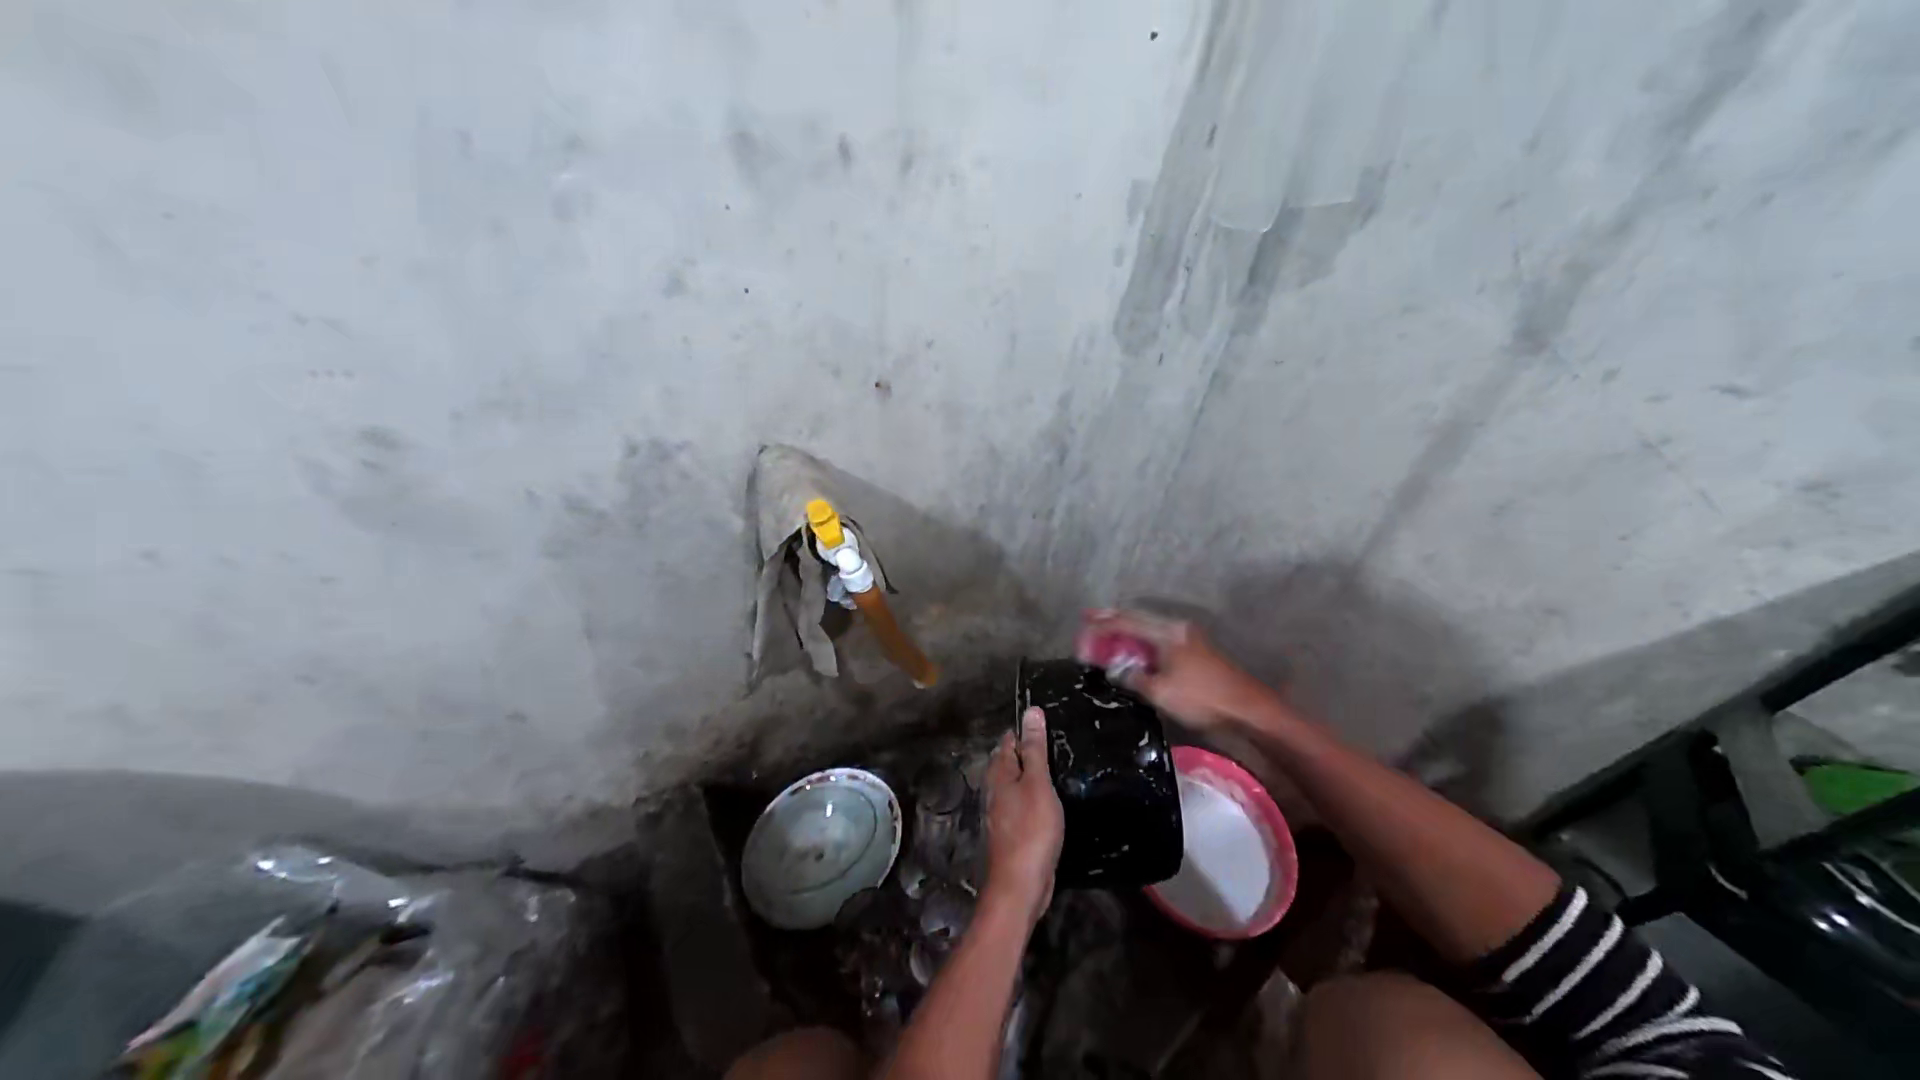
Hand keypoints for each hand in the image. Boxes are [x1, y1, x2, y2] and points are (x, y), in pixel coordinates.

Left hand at [983, 706, 1064, 925]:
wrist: (1021, 885)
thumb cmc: (1031, 829)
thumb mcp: (1037, 783)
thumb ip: (1034, 749)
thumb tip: (1031, 711)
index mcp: (998, 774)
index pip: (1009, 741)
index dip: (1025, 730)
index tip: (1048, 722)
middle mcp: (994, 790)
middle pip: (1010, 762)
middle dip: (1028, 752)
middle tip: (1058, 743)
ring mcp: (1001, 813)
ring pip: (1016, 784)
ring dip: (1032, 776)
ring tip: (1059, 769)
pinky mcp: (1012, 832)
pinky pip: (1023, 805)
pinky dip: (1035, 797)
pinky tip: (1050, 802)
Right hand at [1079, 609, 1276, 732]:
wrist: (1248, 712)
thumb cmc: (1202, 699)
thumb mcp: (1160, 690)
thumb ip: (1132, 676)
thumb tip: (1114, 669)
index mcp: (1168, 632)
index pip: (1127, 622)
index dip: (1101, 627)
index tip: (1082, 631)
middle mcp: (1177, 628)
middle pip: (1138, 618)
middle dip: (1112, 619)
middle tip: (1088, 619)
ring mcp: (1188, 639)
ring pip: (1149, 627)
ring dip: (1126, 629)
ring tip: (1105, 631)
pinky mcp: (1194, 652)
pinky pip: (1159, 638)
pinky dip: (1140, 640)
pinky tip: (1132, 648)